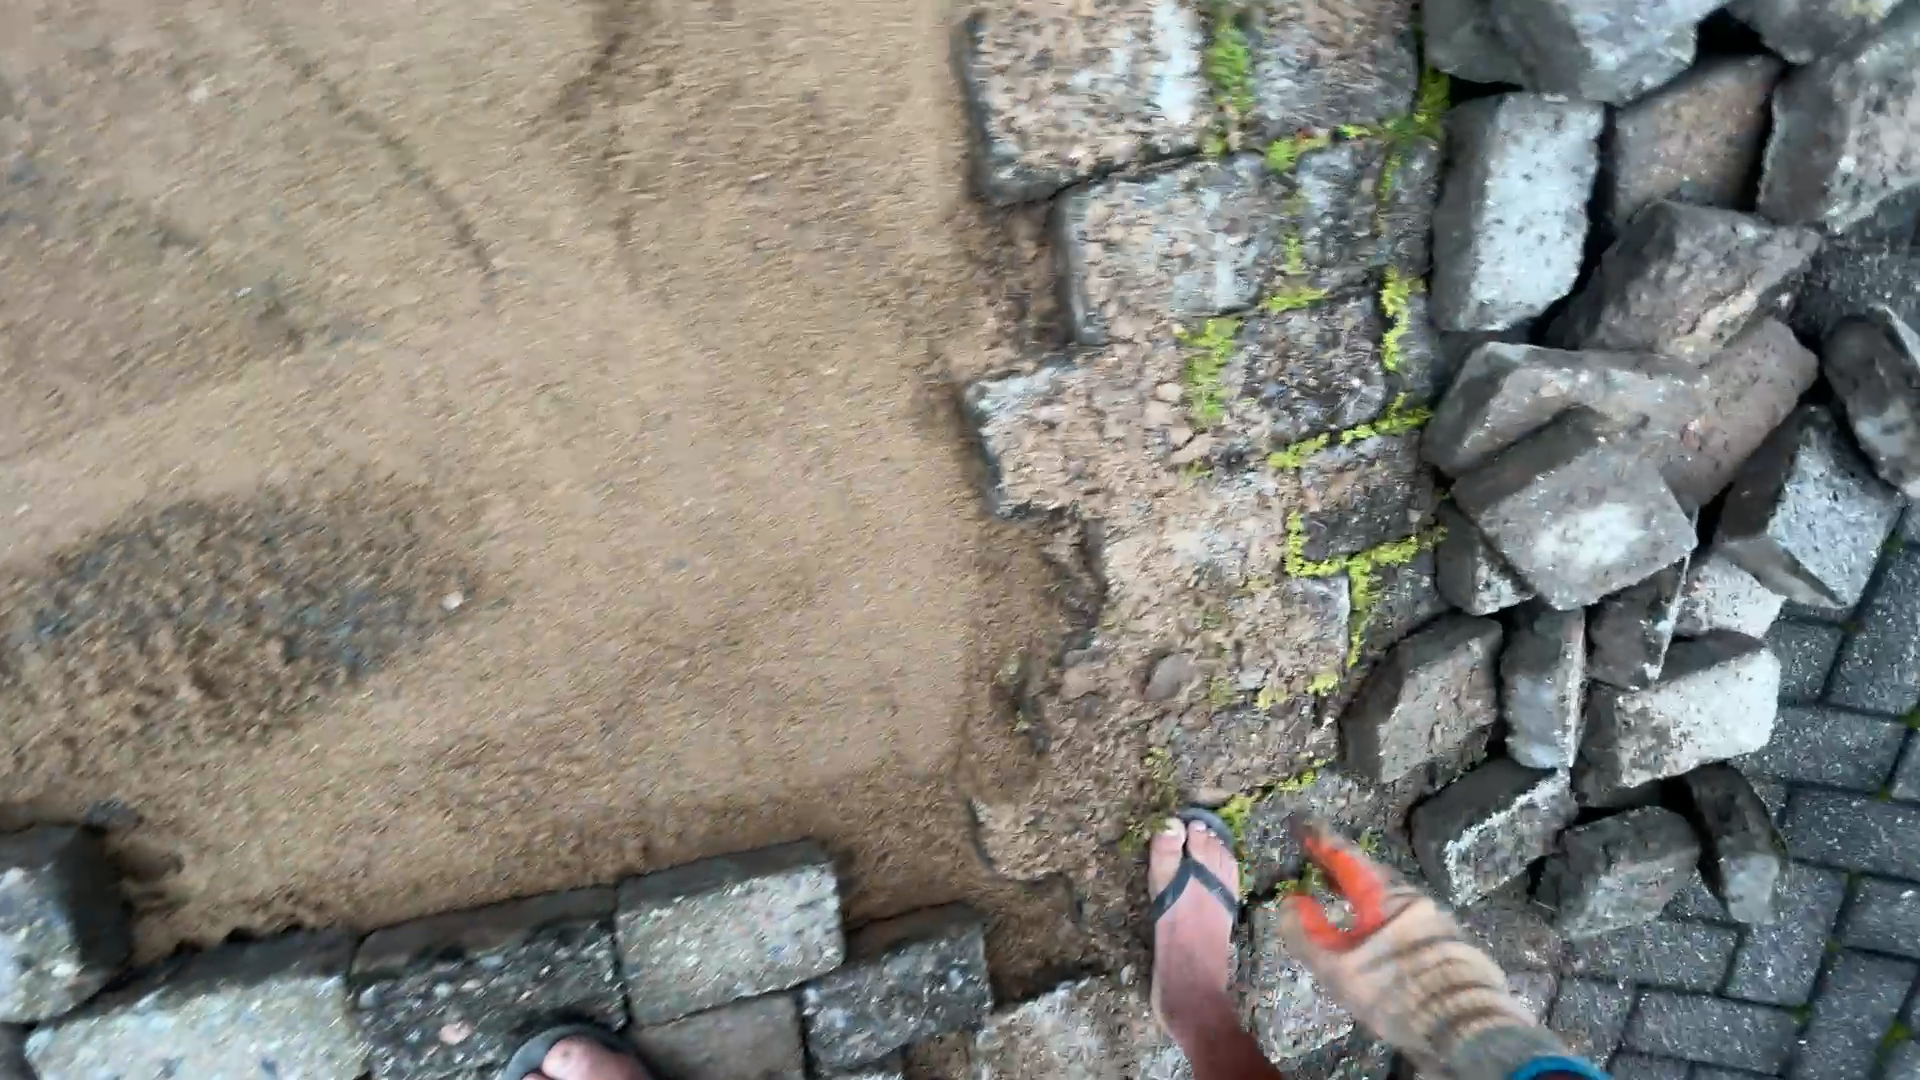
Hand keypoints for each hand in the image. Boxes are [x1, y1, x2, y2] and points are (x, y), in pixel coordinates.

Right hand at [1277, 819, 1559, 1076]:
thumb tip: (1290, 902)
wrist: (1471, 1031)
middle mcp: (1411, 896)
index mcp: (1382, 894)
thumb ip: (1306, 931)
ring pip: (1389, 895)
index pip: (1343, 855)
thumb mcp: (1338, 968)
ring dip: (1362, 891)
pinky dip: (1382, 912)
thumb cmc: (1396, 993)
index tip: (1301, 824)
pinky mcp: (1451, 943)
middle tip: (1318, 862)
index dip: (1319, 840)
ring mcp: (1436, 918)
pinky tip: (1376, 928)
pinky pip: (1406, 914)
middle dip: (1341, 866)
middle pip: (1368, 872)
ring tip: (1342, 895)